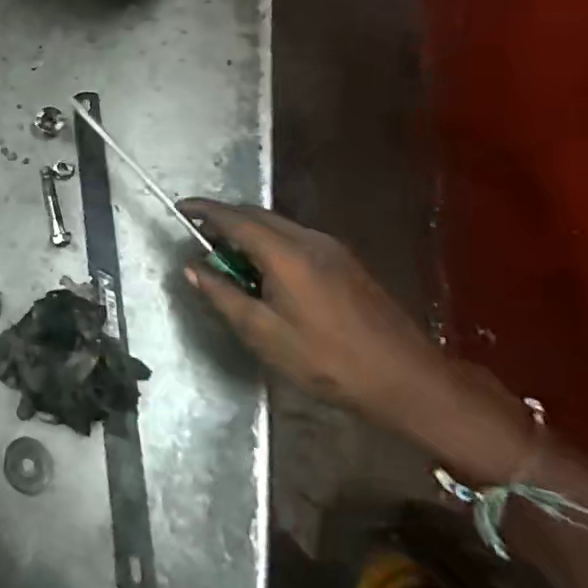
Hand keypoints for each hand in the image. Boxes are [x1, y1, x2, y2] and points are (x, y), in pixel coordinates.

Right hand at [179, 200, 532, 482]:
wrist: (407, 378)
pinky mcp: (346, 261)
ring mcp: (332, 248)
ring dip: (249, 232)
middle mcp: (309, 239)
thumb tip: (193, 268)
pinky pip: (296, 238)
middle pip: (257, 215)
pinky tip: (267, 272)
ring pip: (278, 225)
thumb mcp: (263, 334)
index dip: (204, 211)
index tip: (180, 209)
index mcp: (286, 253)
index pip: (235, 218)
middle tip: (200, 238)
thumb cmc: (328, 360)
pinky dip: (271, 243)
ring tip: (229, 258)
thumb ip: (223, 295)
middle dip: (225, 219)